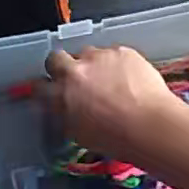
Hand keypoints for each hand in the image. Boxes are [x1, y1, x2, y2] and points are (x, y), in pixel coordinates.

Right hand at [43, 46, 188, 162]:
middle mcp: (75, 70)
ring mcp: (99, 57)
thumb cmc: (115, 138)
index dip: (45, 88)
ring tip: (108, 81)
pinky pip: (113, 53)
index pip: (40, 85)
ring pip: (88, 54)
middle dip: (63, 66)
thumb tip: (64, 109)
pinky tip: (127, 79)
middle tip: (76, 80)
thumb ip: (66, 115)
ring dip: (92, 64)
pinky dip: (116, 64)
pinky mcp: (122, 51)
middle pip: (56, 58)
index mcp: (61, 94)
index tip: (51, 91)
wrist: (149, 125)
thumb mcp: (79, 134)